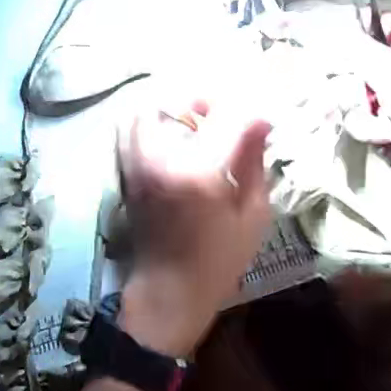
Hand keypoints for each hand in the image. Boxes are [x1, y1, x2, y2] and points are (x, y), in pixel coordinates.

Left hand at [115, 92, 273, 356]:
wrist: (168, 291)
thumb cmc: (220, 260)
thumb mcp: (253, 214)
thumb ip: (254, 161)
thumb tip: (260, 123)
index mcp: (199, 172)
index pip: (228, 118)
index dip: (251, 115)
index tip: (264, 123)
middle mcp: (161, 158)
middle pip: (177, 99)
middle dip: (206, 100)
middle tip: (224, 117)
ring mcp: (136, 163)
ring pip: (146, 108)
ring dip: (174, 107)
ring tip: (197, 125)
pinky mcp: (125, 171)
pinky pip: (129, 128)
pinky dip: (151, 121)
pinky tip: (174, 137)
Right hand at [331, 14, 390, 216]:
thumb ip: (352, 49)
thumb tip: (319, 24)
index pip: (358, 25)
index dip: (339, 41)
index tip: (320, 54)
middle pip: (348, 65)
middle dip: (350, 87)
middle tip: (359, 97)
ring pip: (352, 98)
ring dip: (364, 115)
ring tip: (386, 125)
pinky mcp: (390, 122)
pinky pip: (363, 122)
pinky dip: (373, 131)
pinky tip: (390, 138)